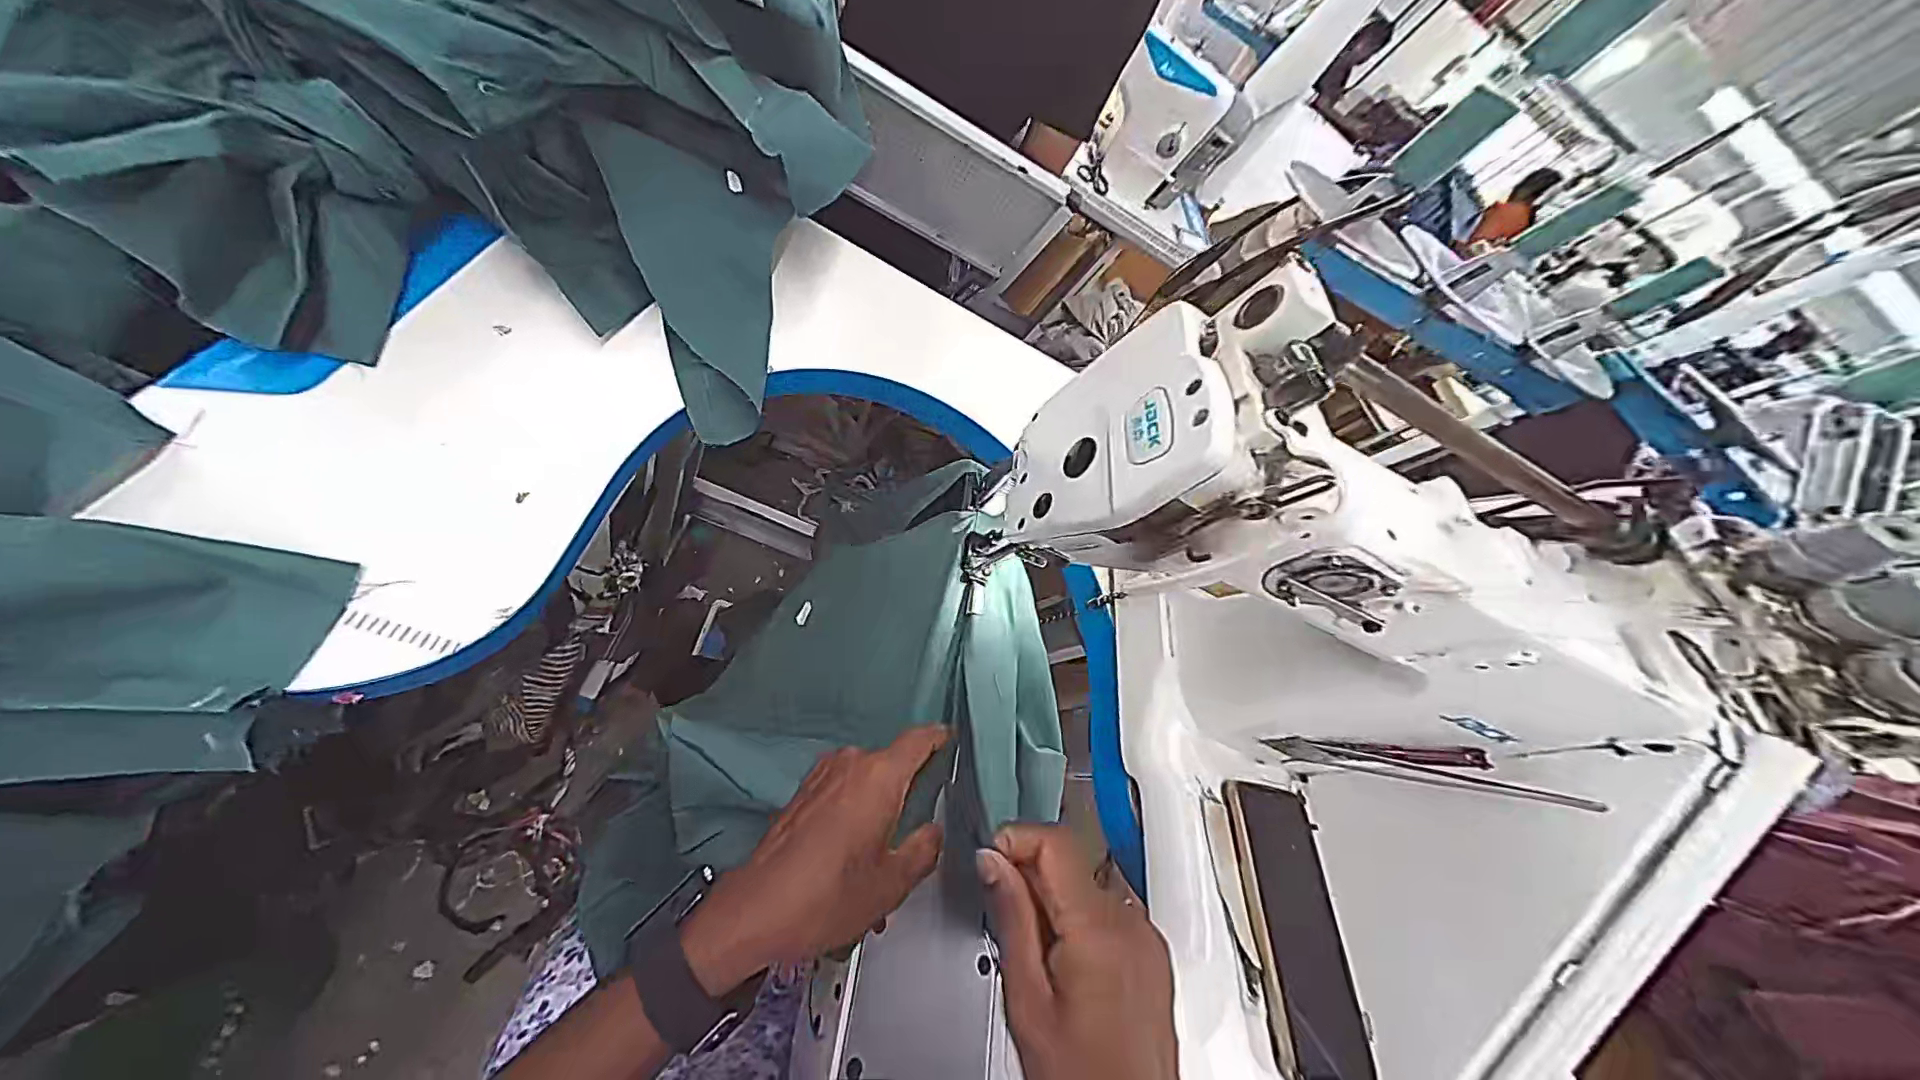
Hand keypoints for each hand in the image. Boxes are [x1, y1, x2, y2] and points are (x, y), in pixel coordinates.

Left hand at [680, 725, 950, 993]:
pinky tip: (853, 853)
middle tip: (920, 824)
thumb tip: (933, 832)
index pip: (919, 739)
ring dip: (879, 805)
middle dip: (909, 789)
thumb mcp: (892, 882)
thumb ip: (925, 848)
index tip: (952, 742)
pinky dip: (855, 812)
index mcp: (878, 776)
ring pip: (866, 780)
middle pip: (893, 763)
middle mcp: (850, 765)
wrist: (755, 911)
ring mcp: (822, 776)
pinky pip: (842, 790)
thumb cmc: (824, 897)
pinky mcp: (803, 792)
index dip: (940, 738)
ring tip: (882, 852)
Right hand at [978, 825, 1178, 1079]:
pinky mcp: (1153, 951)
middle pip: (1072, 859)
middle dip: (1030, 872)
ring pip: (1088, 880)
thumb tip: (991, 861)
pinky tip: (1063, 958)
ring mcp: (1147, 937)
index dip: (1016, 840)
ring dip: (1054, 894)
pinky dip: (1079, 914)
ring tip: (1034, 946)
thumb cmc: (1081, 1079)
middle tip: (1004, 908)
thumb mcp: (1027, 998)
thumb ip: (1010, 917)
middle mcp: (1131, 924)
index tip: (991, 858)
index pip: (1055, 843)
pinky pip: (1109, 907)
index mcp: (1099, 929)